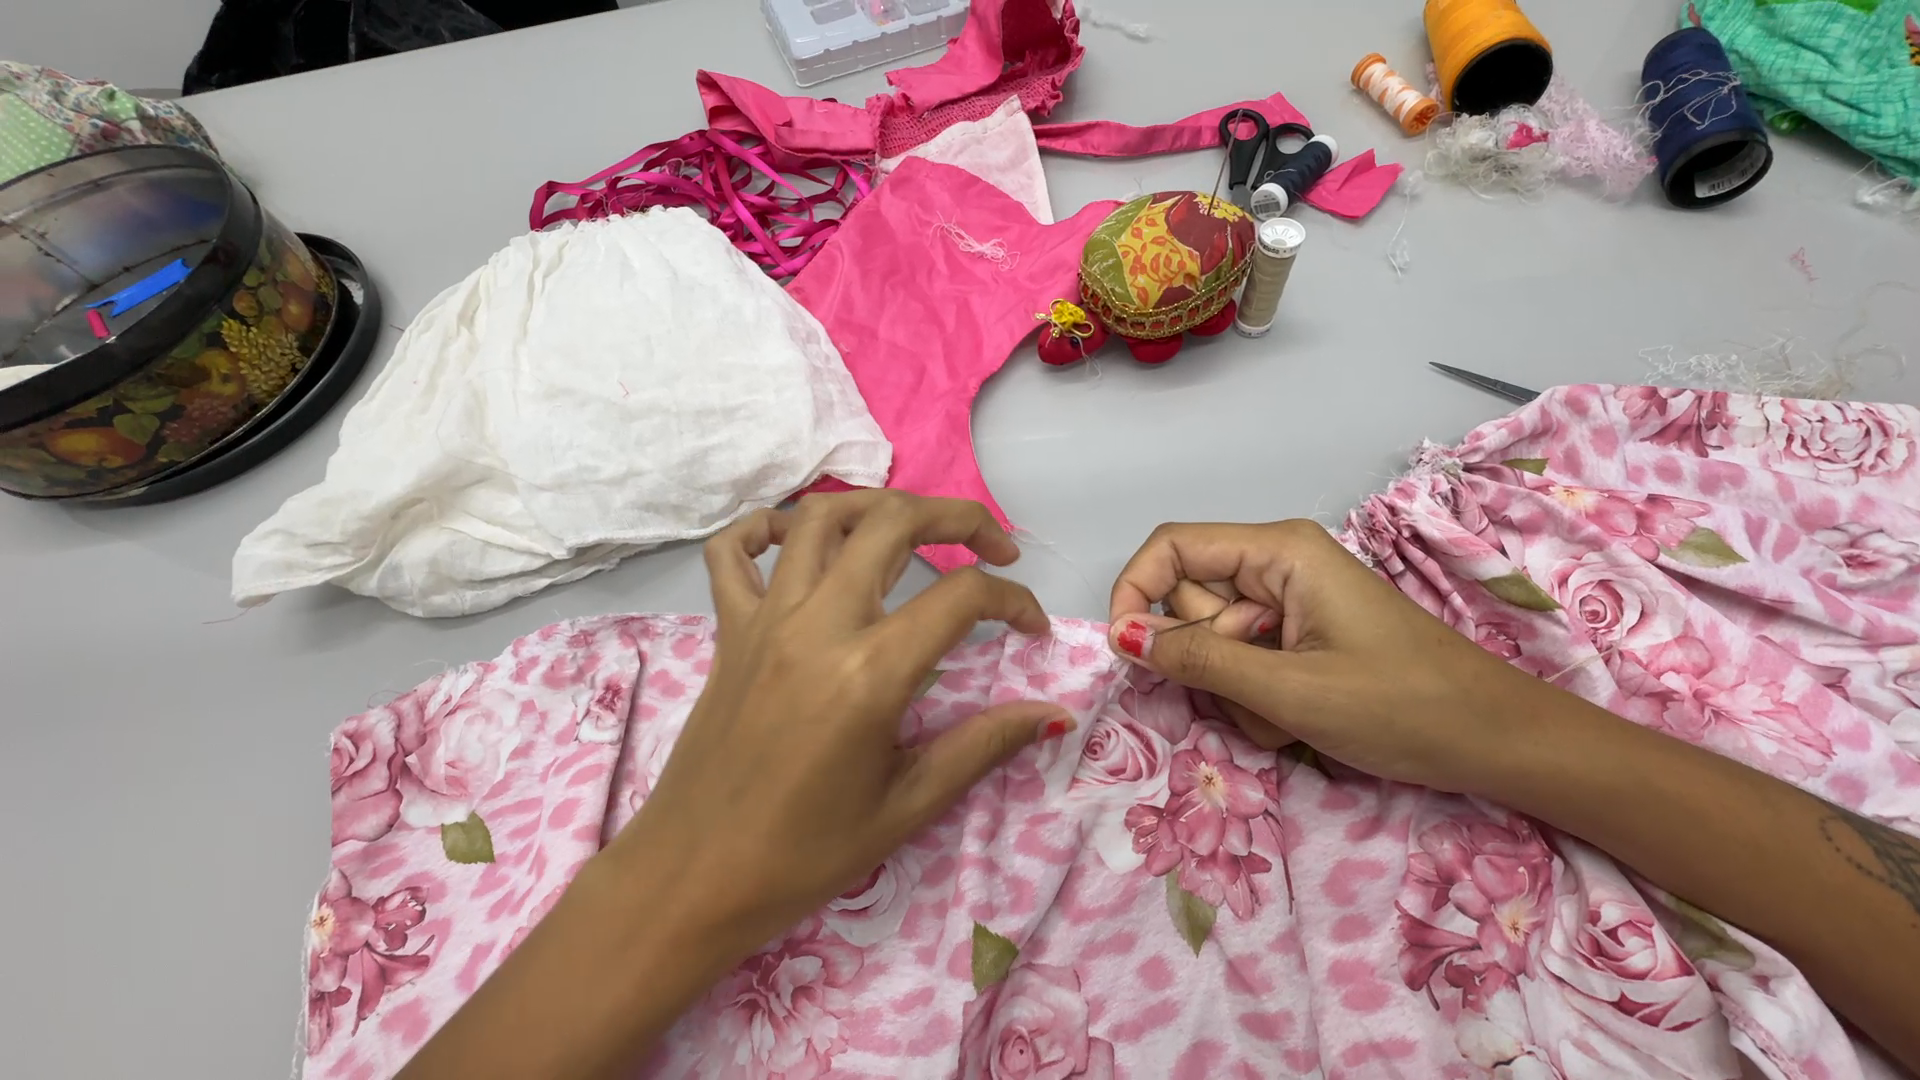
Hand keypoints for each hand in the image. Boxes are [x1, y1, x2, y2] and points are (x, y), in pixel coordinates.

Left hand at [609, 491, 1072, 955]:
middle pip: (893, 523)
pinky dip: (765, 529)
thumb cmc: (804, 856)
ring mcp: (765, 620)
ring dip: (877, 505)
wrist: (691, 880)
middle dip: (958, 518)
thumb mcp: (906, 807)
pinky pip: (732, 553)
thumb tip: (1052, 712)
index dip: (1013, 601)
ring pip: (820, 518)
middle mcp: (817, 624)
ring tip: (913, 529)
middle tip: (993, 547)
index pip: (962, 598)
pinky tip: (797, 541)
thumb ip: (983, 745)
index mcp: (869, 672)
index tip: (1032, 628)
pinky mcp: (727, 631)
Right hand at [1107, 520, 1539, 791]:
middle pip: (1190, 599)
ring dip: (1232, 685)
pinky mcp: (1300, 633)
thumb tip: (1122, 636)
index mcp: (1279, 551)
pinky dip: (1254, 695)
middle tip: (1254, 693)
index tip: (1126, 651)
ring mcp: (1290, 601)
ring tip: (1287, 712)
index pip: (1172, 547)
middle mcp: (1278, 564)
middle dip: (1204, 655)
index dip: (1135, 591)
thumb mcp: (1288, 690)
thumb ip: (1200, 659)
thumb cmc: (1402, 706)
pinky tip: (1298, 717)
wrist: (1498, 743)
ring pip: (1213, 637)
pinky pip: (1243, 658)